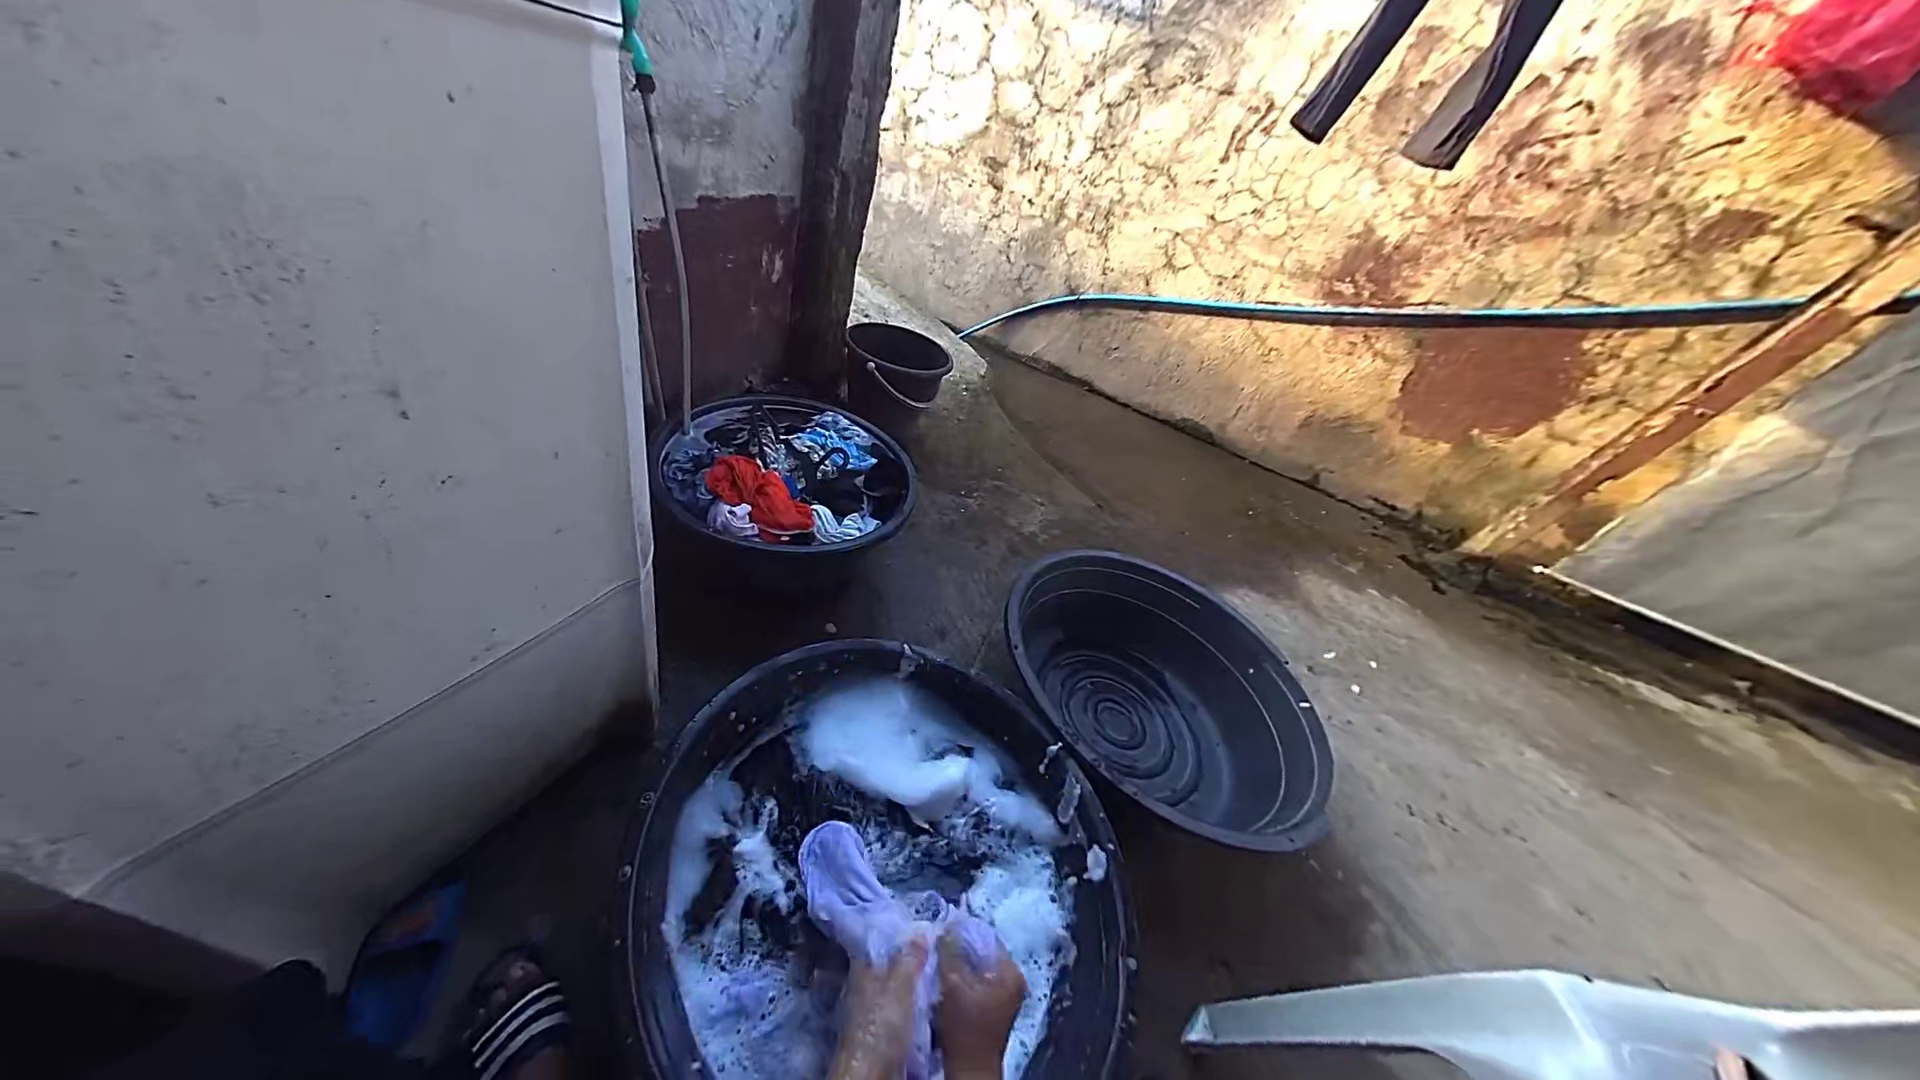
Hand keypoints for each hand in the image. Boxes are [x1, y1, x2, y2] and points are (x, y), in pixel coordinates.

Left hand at [829, 934, 928, 1079]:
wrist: (872, 1075)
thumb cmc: (882, 1023)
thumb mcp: (900, 984)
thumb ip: (910, 958)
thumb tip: (921, 930)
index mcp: (862, 969)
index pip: (880, 945)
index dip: (901, 938)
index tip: (925, 933)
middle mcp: (863, 988)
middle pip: (890, 970)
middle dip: (912, 966)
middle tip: (939, 958)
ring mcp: (870, 1014)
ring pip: (897, 994)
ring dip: (916, 991)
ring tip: (940, 982)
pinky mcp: (880, 1037)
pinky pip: (902, 1015)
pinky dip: (915, 1012)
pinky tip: (931, 1010)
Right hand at [935, 922, 1025, 1079]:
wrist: (970, 1072)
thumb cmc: (965, 1030)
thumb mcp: (953, 986)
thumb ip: (950, 952)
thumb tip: (946, 928)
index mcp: (1011, 972)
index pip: (987, 937)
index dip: (964, 931)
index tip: (944, 929)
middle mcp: (1014, 979)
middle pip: (984, 951)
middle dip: (962, 947)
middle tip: (940, 943)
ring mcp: (1007, 993)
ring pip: (980, 966)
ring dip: (962, 962)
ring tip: (942, 957)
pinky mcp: (996, 1004)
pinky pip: (980, 979)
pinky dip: (965, 976)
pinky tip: (949, 976)